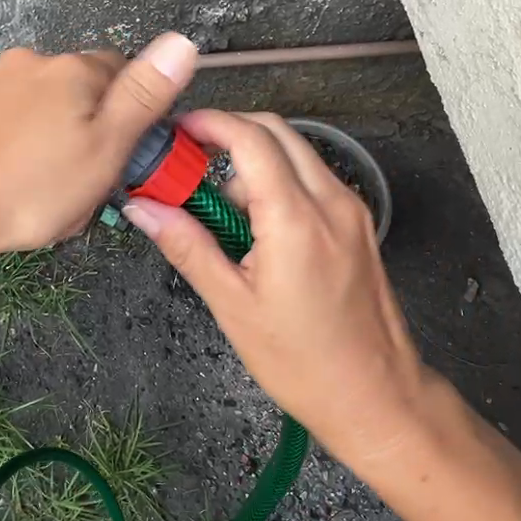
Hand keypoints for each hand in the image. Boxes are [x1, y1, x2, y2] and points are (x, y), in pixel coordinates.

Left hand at [0, 33, 198, 256]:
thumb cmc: (33, 189)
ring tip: (36, 185)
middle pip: (76, 88)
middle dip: (84, 125)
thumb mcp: (106, 149)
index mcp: (73, 70)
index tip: (117, 153)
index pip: (121, 72)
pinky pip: (1, 118)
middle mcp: (30, 62)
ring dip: (45, 132)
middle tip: (79, 179)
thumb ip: (144, 95)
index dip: (126, 114)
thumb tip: (182, 41)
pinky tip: (1, 176)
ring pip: (37, 105)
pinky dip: (9, 140)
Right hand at [121, 111, 438, 462]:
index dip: (209, 123)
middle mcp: (330, 201)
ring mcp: (350, 209)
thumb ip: (187, 245)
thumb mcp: (232, 305)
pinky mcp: (358, 223)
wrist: (379, 398)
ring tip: (222, 209)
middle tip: (190, 160)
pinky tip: (256, 223)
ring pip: (295, 151)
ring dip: (253, 159)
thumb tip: (142, 208)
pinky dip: (278, 179)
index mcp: (296, 219)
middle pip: (275, 131)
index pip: (250, 139)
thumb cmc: (303, 362)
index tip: (177, 131)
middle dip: (228, 133)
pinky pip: (312, 177)